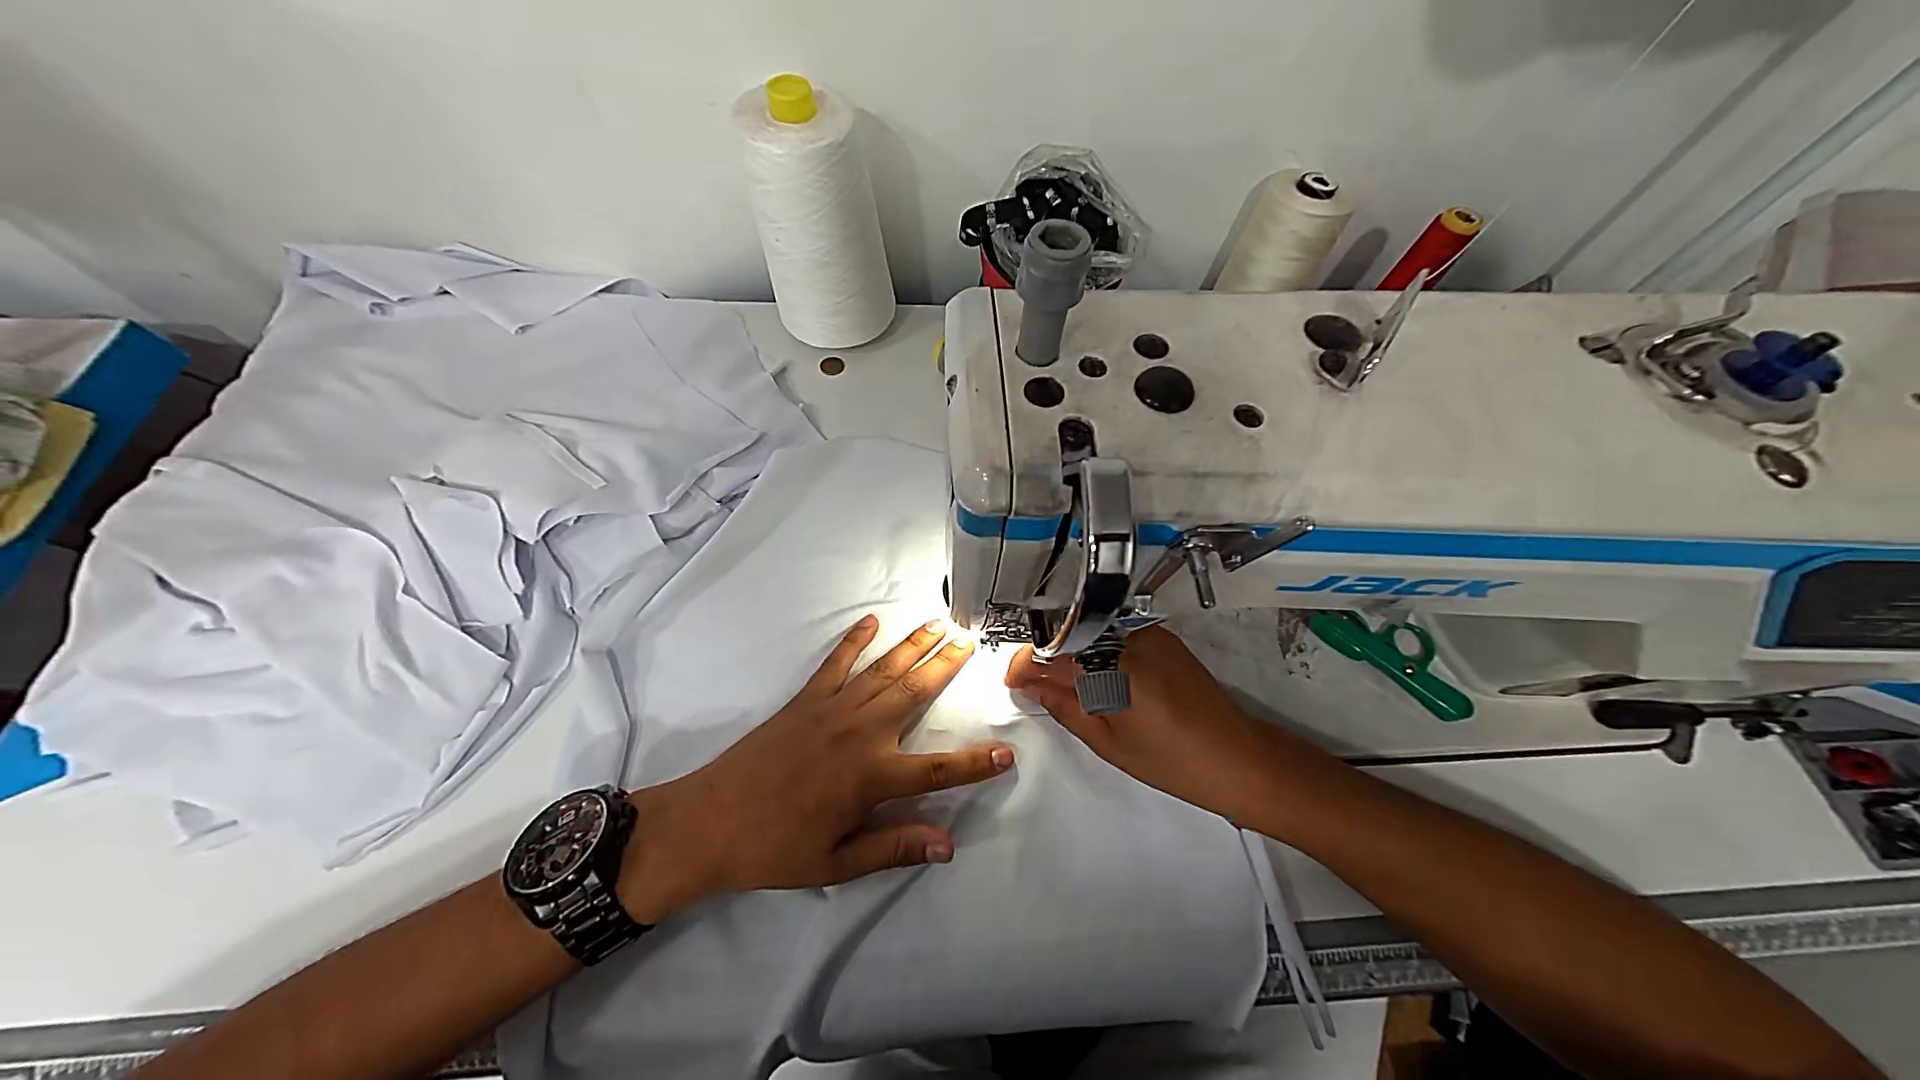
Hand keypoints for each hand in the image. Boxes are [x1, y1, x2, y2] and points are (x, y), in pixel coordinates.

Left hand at [617, 616, 1013, 922]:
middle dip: (946, 667)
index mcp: (870, 777)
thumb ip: (893, 847)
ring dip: (913, 647)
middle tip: (971, 642)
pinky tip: (871, 622)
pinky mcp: (804, 701)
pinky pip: (835, 664)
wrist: (709, 821)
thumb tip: (947, 845)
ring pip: (883, 671)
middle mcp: (858, 734)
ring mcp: (830, 711)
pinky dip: (854, 641)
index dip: (974, 764)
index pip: (937, 770)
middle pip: (914, 694)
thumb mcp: (837, 863)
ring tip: (939, 625)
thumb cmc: (775, 848)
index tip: (1006, 752)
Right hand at [1006, 625, 1281, 825]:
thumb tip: (1032, 686)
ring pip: (1092, 635)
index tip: (1015, 679)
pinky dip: (1098, 654)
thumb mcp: (1108, 740)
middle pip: (1071, 636)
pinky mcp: (1163, 639)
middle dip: (1047, 659)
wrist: (1238, 758)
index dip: (1026, 662)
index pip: (1053, 649)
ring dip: (1072, 655)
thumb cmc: (1175, 759)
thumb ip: (1064, 706)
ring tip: (1067, 689)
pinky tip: (1097, 681)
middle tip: (1035, 686)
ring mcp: (1150, 636)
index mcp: (1115, 665)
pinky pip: (1115, 638)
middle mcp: (1132, 640)